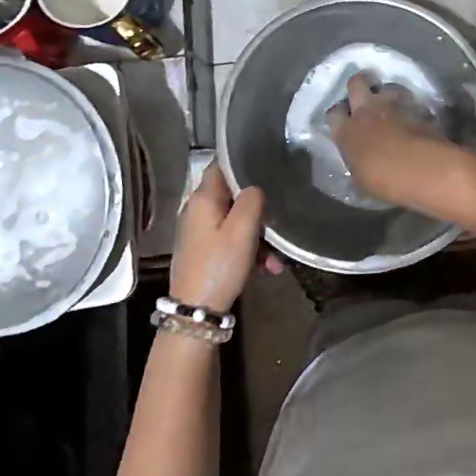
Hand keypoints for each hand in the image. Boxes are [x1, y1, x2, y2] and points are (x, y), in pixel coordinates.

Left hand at [170, 168, 279, 313]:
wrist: (196, 310)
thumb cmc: (219, 265)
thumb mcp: (241, 230)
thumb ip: (251, 201)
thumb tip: (255, 188)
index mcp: (202, 199)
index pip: (220, 166)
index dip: (242, 164)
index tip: (267, 168)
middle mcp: (197, 211)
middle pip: (233, 198)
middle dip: (259, 212)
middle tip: (279, 227)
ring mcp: (200, 232)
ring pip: (236, 223)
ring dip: (259, 238)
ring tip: (277, 261)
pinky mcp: (205, 251)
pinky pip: (231, 242)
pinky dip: (249, 252)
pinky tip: (266, 269)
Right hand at [324, 73, 442, 201]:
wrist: (421, 169)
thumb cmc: (383, 180)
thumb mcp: (361, 181)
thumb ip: (357, 167)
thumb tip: (358, 168)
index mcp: (347, 131)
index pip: (334, 113)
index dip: (338, 113)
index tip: (343, 118)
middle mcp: (367, 111)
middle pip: (357, 82)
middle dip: (360, 83)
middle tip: (366, 91)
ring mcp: (394, 106)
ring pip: (389, 86)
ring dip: (390, 93)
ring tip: (395, 104)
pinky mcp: (418, 108)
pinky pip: (413, 102)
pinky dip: (414, 107)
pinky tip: (417, 117)